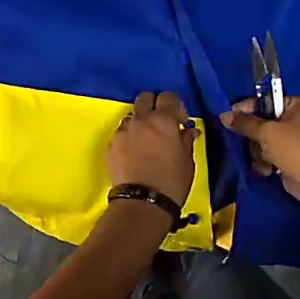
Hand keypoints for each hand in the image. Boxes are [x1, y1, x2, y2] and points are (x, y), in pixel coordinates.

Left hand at [107, 91, 198, 206]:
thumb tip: (188, 130)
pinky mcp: (111, 144)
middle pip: (145, 97)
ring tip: (145, 140)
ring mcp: (123, 131)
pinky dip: (128, 136)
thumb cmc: (172, 182)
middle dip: (154, 105)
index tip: (180, 121)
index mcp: (163, 120)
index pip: (168, 96)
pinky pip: (121, 132)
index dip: (176, 106)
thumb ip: (186, 140)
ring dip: (139, 122)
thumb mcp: (187, 161)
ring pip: (131, 115)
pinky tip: (134, 152)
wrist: (143, 202)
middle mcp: (140, 120)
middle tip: (161, 123)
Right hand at [218, 97, 299, 211]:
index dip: (246, 109)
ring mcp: (298, 142)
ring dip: (259, 154)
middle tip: (253, 145)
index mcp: (299, 104)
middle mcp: (299, 120)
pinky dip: (267, 164)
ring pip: (264, 142)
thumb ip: (245, 123)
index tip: (229, 119)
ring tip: (265, 163)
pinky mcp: (295, 161)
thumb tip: (224, 115)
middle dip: (254, 137)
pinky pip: (272, 157)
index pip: (265, 100)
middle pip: (263, 123)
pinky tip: (269, 172)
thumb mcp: (269, 133)